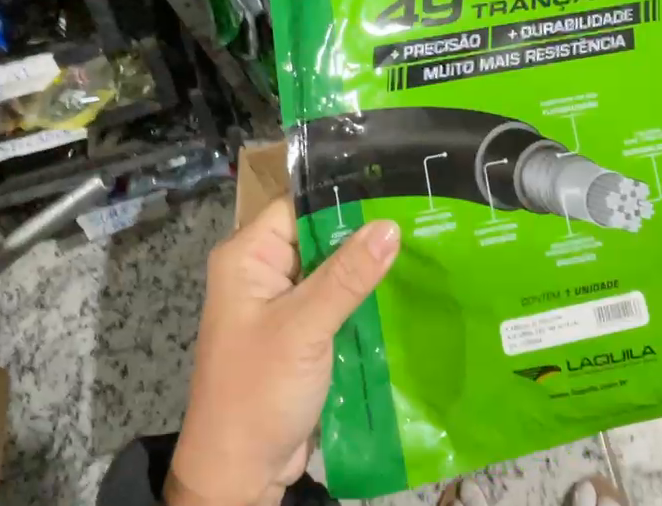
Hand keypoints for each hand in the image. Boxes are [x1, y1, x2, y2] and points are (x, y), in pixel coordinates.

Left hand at [167, 198, 400, 505]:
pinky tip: (403, 286)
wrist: (239, 474)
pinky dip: (362, 296)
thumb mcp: (303, 328)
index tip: (392, 186)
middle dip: (362, 231)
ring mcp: (282, 302)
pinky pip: (335, 299)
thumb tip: (390, 225)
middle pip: (318, 234)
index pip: (297, 205)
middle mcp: (262, 270)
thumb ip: (347, 276)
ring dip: (366, 266)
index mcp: (247, 256)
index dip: (341, 196)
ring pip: (331, 268)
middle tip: (418, 214)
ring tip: (422, 245)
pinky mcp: (300, 331)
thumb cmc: (257, 392)